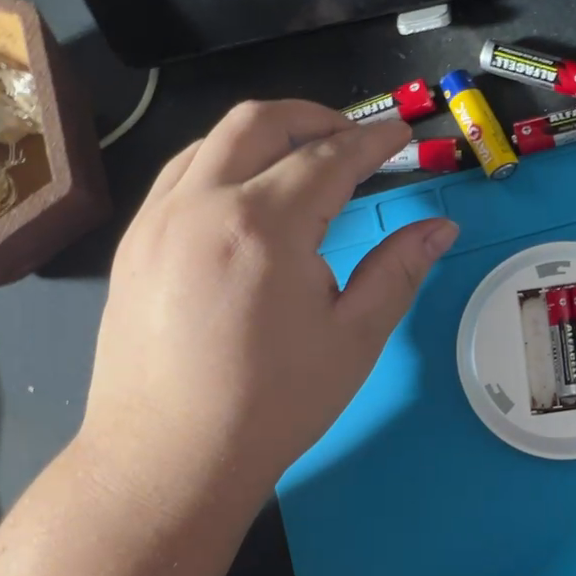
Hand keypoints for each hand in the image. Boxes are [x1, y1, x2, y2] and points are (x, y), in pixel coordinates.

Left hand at [76, 101, 457, 523]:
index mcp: (264, 225)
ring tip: (305, 161)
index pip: (329, 157)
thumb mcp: (355, 337)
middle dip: (315, 116)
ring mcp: (157, 221)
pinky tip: (248, 199)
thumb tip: (441, 227)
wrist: (169, 459)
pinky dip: (223, 163)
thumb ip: (399, 269)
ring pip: (210, 141)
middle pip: (258, 122)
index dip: (373, 140)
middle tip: (356, 137)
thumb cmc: (275, 403)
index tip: (403, 133)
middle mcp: (202, 204)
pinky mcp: (134, 246)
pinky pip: (180, 175)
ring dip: (265, 136)